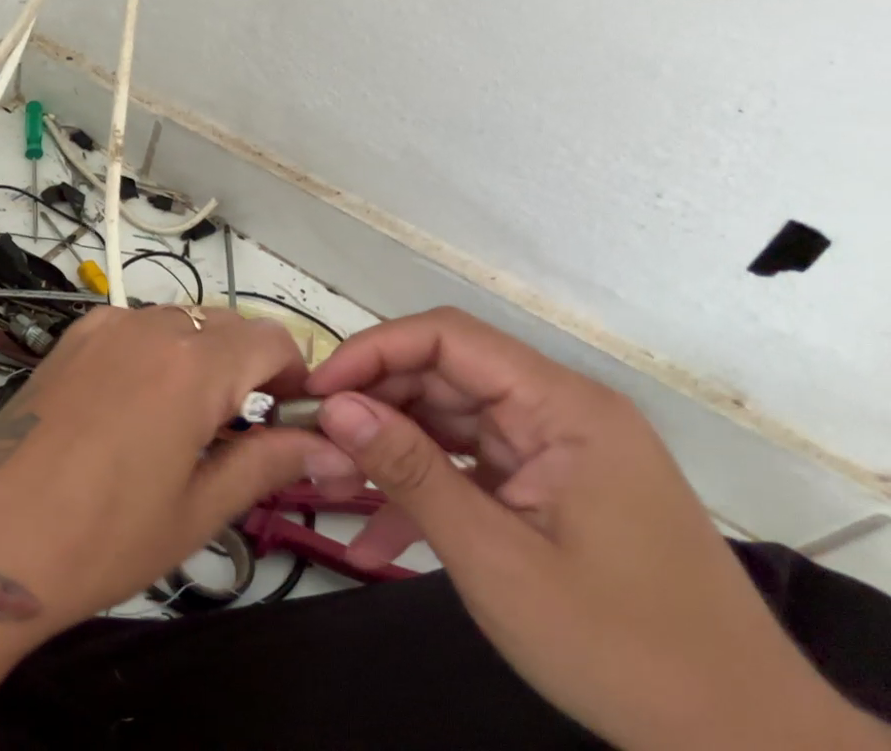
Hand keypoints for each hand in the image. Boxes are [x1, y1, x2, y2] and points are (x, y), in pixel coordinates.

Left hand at [0, 304, 358, 637]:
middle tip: (242, 436)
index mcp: (190, 363)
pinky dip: (152, 357)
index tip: (291, 422)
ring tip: (186, 429)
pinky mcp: (64, 344)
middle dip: (248, 370)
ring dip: (198, 361)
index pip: (272, 339)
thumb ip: (269, 462)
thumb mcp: (199, 508)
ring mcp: (96, 330)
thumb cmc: (103, 537)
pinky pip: (129, 332)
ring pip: (174, 325)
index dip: (295, 377)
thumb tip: (332, 449)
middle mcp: (143, 327)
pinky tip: (137, 412)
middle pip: (223, 326)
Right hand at [307, 307, 887, 750]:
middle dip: (370, 410)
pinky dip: (419, 497)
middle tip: (312, 453)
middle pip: (440, 378)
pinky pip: (467, 472)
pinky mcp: (548, 492)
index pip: (448, 338)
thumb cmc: (620, 644)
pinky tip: (371, 541)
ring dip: (385, 457)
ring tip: (327, 493)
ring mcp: (555, 456)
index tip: (314, 395)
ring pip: (444, 425)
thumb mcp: (495, 556)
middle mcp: (560, 416)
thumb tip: (334, 406)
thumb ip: (410, 471)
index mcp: (564, 410)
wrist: (736, 738)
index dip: (371, 352)